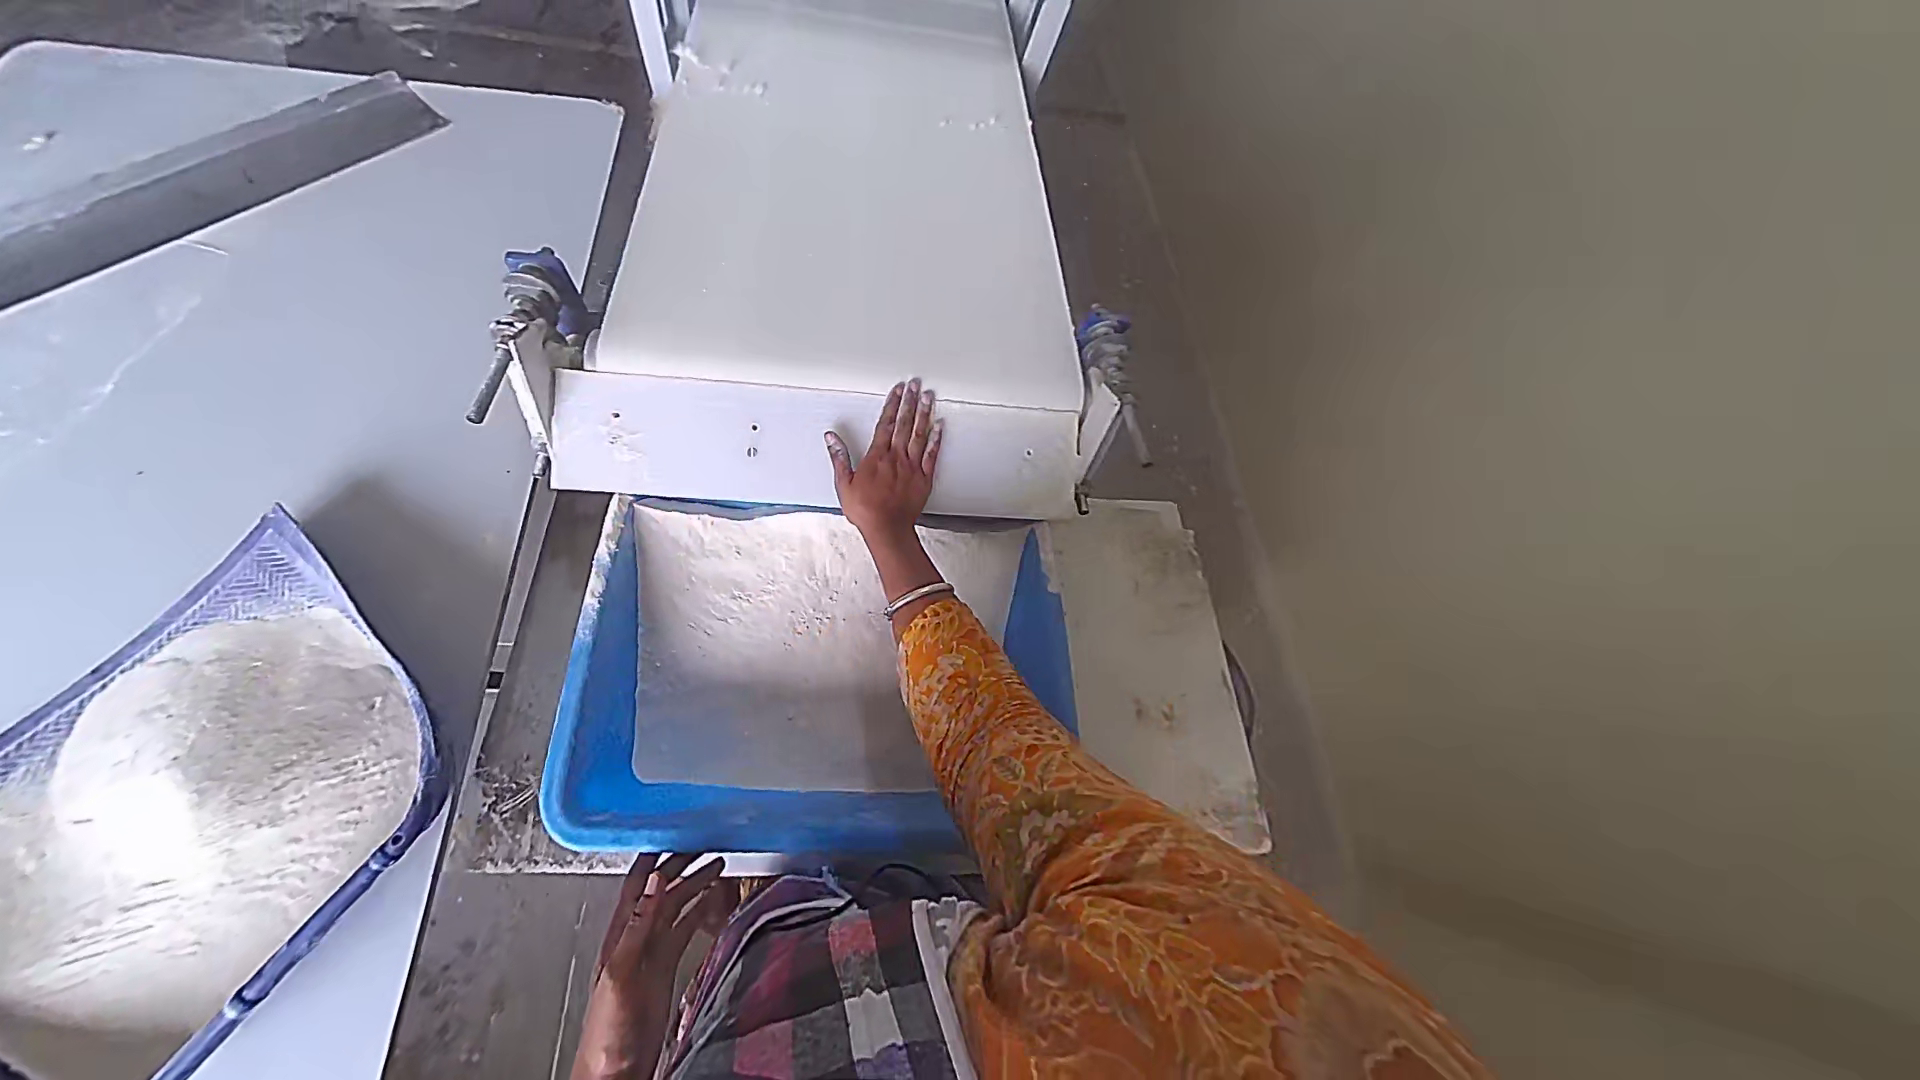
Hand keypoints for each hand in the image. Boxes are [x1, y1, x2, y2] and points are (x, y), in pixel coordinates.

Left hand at [571, 853, 728, 1079]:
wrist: (616, 1071)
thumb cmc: (608, 1030)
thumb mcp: (620, 971)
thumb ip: (638, 925)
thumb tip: (653, 880)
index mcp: (621, 933)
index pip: (638, 882)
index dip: (653, 856)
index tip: (673, 831)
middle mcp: (637, 936)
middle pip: (661, 888)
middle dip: (682, 863)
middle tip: (706, 843)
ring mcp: (653, 951)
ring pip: (677, 904)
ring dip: (696, 882)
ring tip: (718, 864)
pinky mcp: (667, 966)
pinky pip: (687, 927)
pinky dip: (703, 909)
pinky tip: (715, 901)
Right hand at [825, 378, 943, 539]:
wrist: (887, 528)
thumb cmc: (866, 510)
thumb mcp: (844, 483)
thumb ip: (839, 457)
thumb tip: (831, 438)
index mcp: (877, 457)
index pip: (886, 423)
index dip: (892, 404)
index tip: (898, 390)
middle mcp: (896, 457)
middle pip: (905, 423)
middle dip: (910, 401)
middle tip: (916, 385)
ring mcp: (912, 467)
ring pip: (920, 434)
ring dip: (925, 414)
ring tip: (929, 397)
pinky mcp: (924, 478)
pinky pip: (932, 454)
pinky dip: (937, 439)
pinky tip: (940, 426)